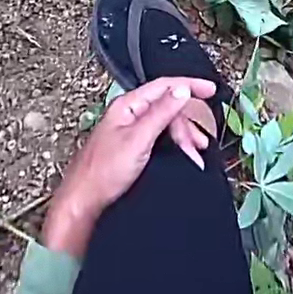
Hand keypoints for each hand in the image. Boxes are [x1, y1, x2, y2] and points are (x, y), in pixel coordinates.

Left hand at [42, 77, 219, 257]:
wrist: (82, 208)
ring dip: (184, 138)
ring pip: (167, 125)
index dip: (190, 85)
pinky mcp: (133, 150)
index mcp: (127, 106)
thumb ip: (161, 112)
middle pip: (169, 108)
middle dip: (187, 124)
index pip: (165, 86)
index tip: (210, 90)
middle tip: (199, 142)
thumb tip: (182, 90)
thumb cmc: (100, 175)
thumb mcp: (138, 140)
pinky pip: (162, 140)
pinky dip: (176, 147)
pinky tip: (183, 158)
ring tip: (194, 154)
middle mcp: (129, 115)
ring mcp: (131, 132)